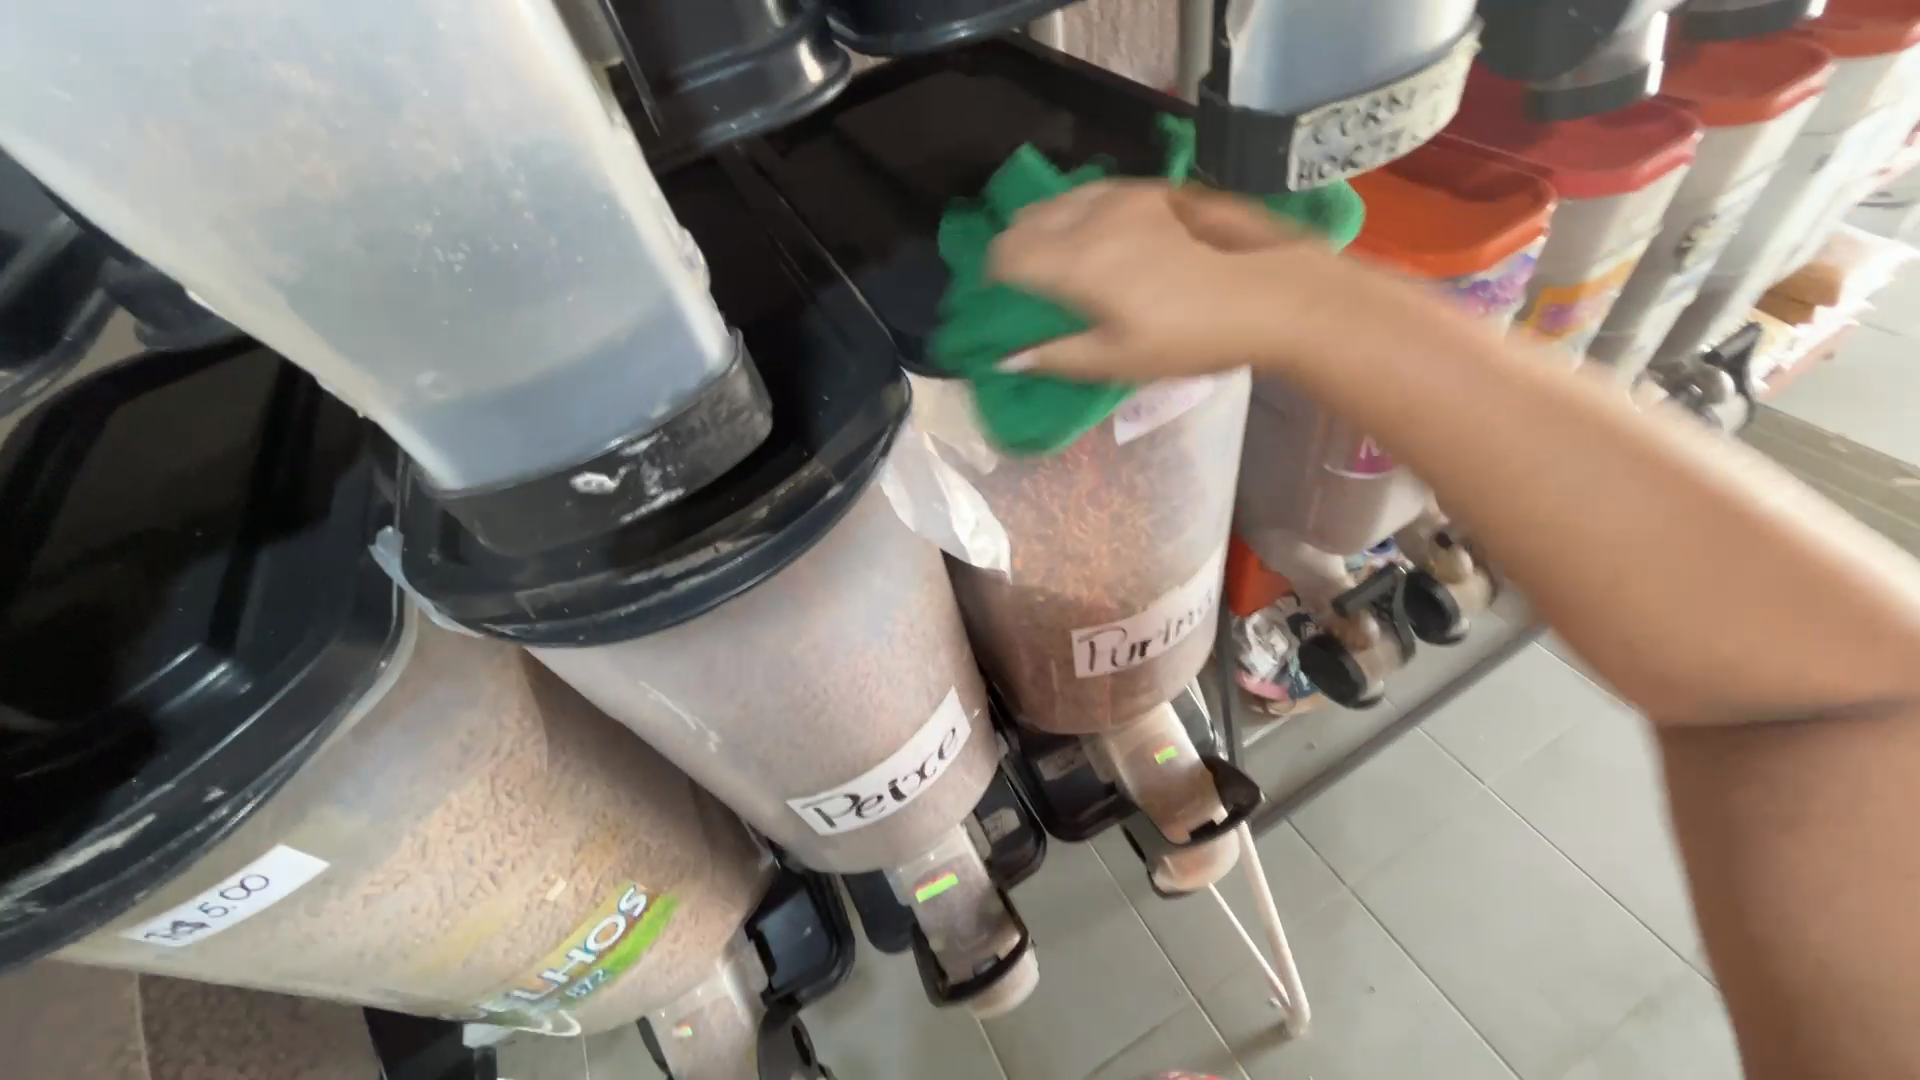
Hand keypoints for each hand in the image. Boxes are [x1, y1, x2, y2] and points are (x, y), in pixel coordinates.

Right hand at [987, 180, 1350, 379]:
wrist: (1273, 294)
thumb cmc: (1192, 338)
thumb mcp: (1119, 361)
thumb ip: (1056, 357)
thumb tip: (1006, 358)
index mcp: (1077, 263)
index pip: (1006, 255)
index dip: (991, 276)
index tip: (996, 298)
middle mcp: (1092, 218)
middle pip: (1026, 220)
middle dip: (1014, 248)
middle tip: (1023, 282)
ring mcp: (1126, 196)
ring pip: (1060, 200)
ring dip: (1045, 226)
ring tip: (1057, 258)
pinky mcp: (1155, 188)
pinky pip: (1096, 192)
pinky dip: (1080, 212)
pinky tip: (1099, 237)